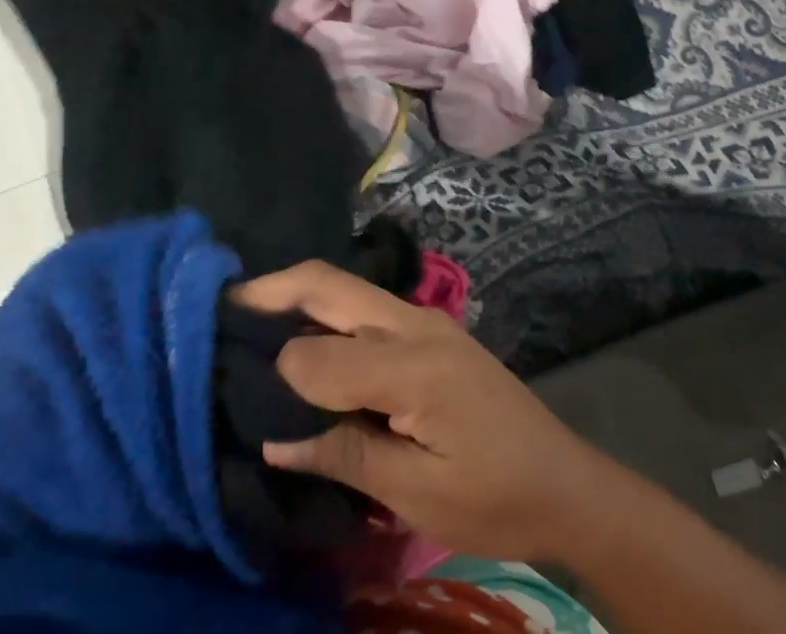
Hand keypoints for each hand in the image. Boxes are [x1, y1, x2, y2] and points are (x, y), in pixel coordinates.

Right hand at [233, 261, 619, 562]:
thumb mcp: (418, 493)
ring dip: (295, 299)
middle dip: (268, 292)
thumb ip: (344, 456)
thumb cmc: (496, 499)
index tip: (240, 400)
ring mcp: (427, 323)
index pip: (314, 356)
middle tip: (217, 315)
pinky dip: (323, 316)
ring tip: (248, 329)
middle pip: (327, 285)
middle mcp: (416, 325)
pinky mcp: (433, 333)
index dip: (275, 379)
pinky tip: (303, 344)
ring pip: (344, 290)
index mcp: (412, 366)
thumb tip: (274, 437)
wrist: (568, 488)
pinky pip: (364, 310)